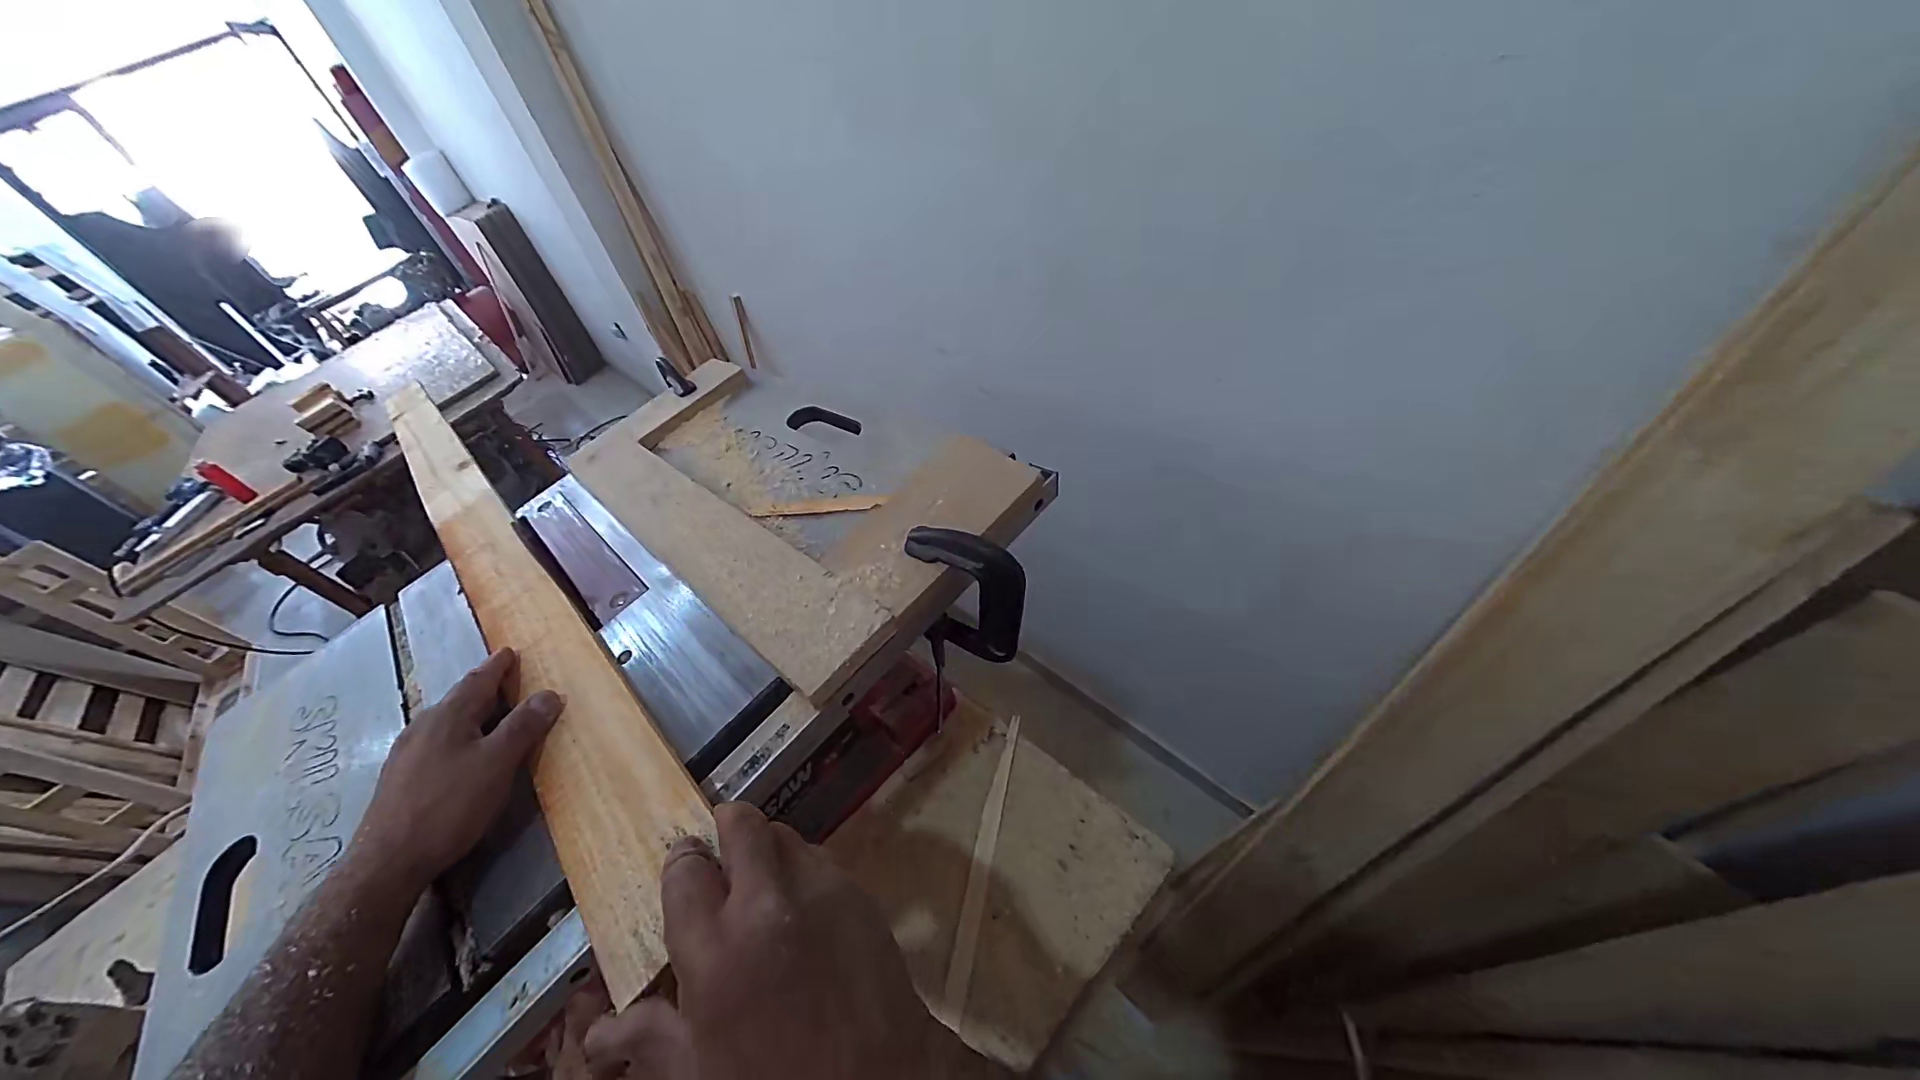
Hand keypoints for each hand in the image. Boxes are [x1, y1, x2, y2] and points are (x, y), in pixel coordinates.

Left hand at [354, 648, 563, 891]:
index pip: (478, 680)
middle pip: (460, 698)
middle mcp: (423, 727)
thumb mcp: (498, 762)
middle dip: (485, 687)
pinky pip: (438, 741)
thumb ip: (524, 726)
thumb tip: (549, 694)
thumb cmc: (451, 804)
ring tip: (493, 714)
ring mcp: (407, 753)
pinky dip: (460, 735)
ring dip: (473, 713)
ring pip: (448, 721)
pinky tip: (466, 752)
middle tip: (509, 680)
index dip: (498, 666)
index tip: (510, 652)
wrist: (388, 863)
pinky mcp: (401, 778)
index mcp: (448, 716)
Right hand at [582, 803, 1006, 1079]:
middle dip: (725, 826)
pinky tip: (801, 905)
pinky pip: (818, 857)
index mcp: (717, 950)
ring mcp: (818, 888)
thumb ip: (651, 1034)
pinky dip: (801, 869)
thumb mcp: (701, 1069)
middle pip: (740, 824)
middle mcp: (767, 904)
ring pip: (783, 834)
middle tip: (721, 851)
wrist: (879, 1077)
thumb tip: (600, 1031)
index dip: (681, 861)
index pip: (686, 869)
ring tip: (762, 882)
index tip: (684, 864)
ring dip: (766, 848)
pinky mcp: (855, 888)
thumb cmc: (777, 1077)